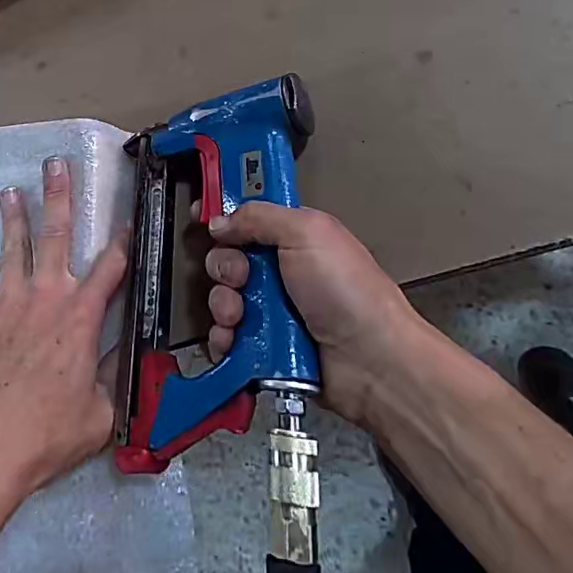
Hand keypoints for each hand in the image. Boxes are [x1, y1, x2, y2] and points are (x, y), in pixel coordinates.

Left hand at [0, 156, 127, 503]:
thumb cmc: (44, 435)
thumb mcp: (99, 414)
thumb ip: (115, 379)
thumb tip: (128, 358)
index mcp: (81, 316)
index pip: (111, 266)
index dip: (124, 240)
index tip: (129, 220)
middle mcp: (46, 297)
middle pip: (56, 235)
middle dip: (59, 196)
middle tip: (55, 164)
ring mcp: (6, 304)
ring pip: (12, 248)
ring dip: (14, 217)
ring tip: (11, 192)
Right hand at [203, 204, 421, 423]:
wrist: (370, 361)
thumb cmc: (352, 292)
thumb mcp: (306, 232)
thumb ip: (259, 216)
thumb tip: (222, 219)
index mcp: (295, 235)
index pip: (250, 214)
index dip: (225, 211)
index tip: (202, 212)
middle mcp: (282, 269)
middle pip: (229, 256)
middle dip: (226, 266)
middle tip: (242, 275)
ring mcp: (273, 308)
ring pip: (224, 298)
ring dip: (225, 305)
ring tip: (242, 315)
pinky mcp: (265, 346)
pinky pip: (227, 337)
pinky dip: (226, 339)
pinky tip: (237, 340)